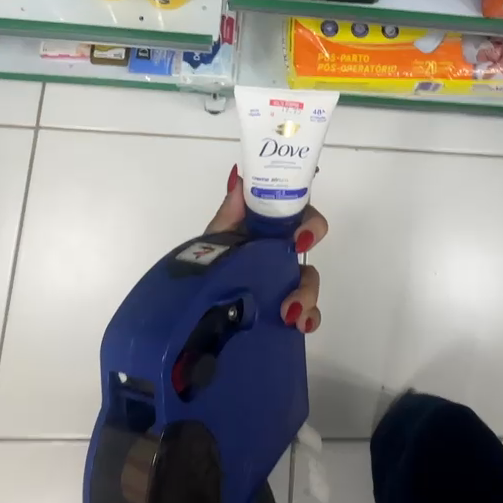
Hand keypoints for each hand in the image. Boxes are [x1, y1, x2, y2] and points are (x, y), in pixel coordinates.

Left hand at [207, 166, 328, 333]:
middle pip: (310, 248)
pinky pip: (306, 312)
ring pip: (310, 280)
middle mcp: (281, 251)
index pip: (301, 216)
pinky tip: (299, 325)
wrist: (192, 303)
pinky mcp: (284, 308)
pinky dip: (309, 318)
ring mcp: (285, 281)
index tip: (302, 238)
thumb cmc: (208, 261)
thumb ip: (232, 209)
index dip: (310, 224)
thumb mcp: (218, 234)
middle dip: (310, 263)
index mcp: (269, 228)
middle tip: (298, 274)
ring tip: (289, 313)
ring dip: (307, 295)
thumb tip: (240, 176)